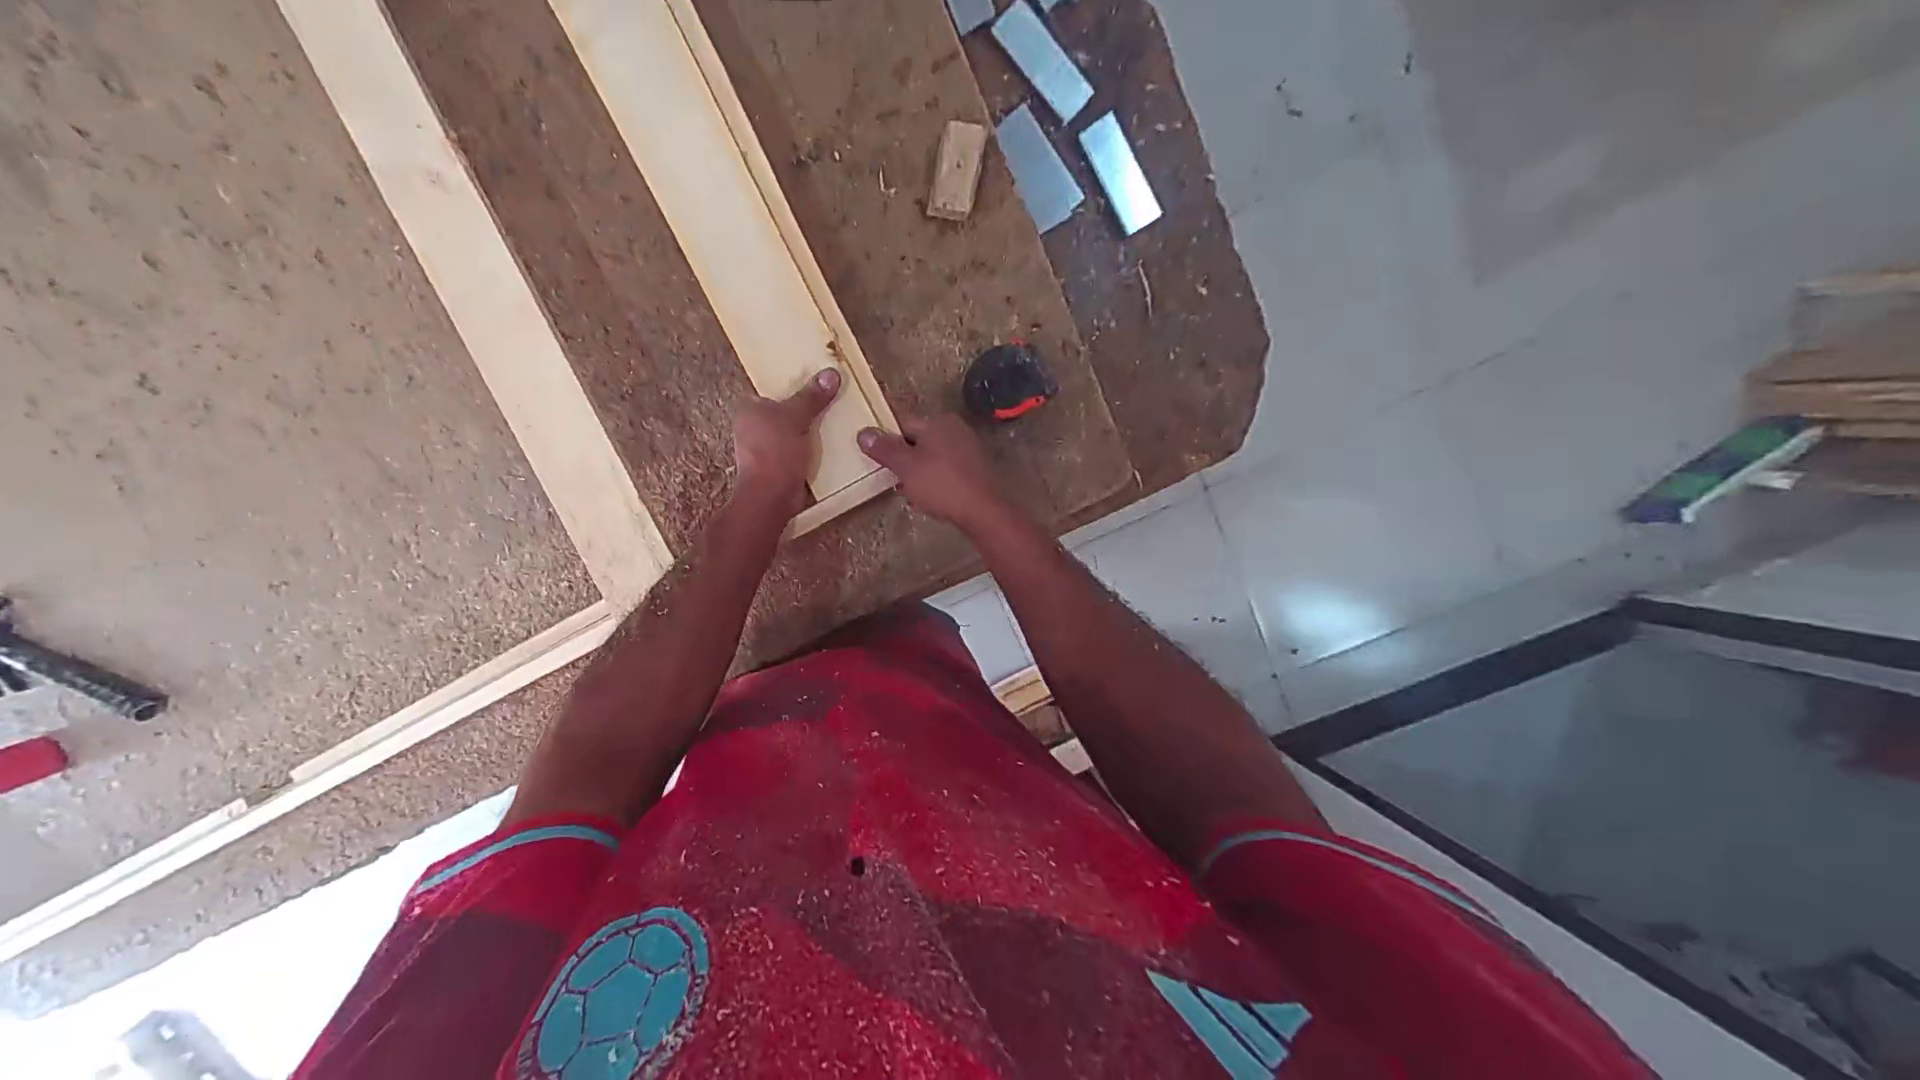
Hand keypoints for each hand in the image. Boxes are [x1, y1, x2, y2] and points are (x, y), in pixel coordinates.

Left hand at [733, 367, 840, 514]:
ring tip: (832, 426)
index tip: (816, 388)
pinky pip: (795, 452)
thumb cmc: (776, 452)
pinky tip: (825, 449)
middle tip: (829, 405)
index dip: (793, 388)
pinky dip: (808, 451)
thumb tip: (831, 373)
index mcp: (747, 408)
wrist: (772, 497)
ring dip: (807, 433)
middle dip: (803, 412)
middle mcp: (749, 427)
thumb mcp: (796, 417)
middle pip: (782, 412)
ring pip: (790, 433)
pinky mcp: (774, 468)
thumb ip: (812, 397)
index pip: (771, 390)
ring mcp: (761, 450)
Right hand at [857, 414, 1016, 533]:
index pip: (904, 424)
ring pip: (933, 457)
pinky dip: (936, 481)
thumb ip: (884, 449)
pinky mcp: (976, 471)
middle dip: (904, 459)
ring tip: (908, 491)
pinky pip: (947, 471)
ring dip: (919, 472)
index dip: (887, 441)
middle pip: (919, 441)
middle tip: (891, 479)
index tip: (877, 461)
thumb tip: (863, 432)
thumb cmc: (941, 484)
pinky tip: (929, 498)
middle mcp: (957, 430)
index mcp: (939, 421)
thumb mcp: (906, 467)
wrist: (983, 511)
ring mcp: (969, 450)